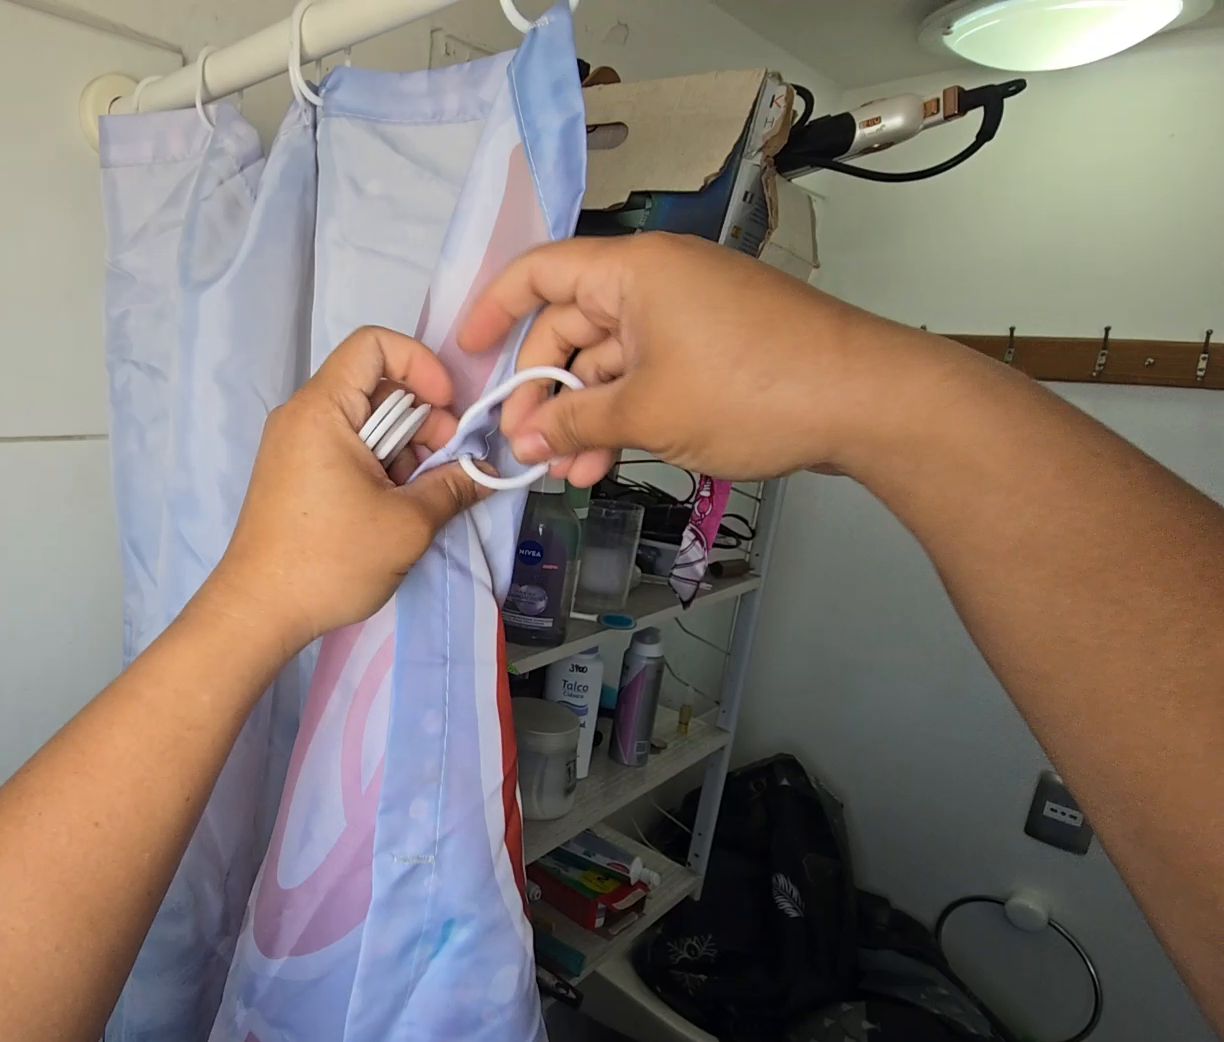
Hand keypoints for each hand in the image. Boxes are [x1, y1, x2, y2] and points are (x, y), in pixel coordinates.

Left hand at [205, 327, 492, 648]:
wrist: (258, 610)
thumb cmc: (330, 560)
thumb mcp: (407, 524)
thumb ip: (454, 486)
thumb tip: (485, 471)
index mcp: (321, 409)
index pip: (374, 344)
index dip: (421, 364)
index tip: (447, 409)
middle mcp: (301, 416)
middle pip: (374, 387)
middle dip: (422, 418)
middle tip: (447, 465)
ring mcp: (293, 447)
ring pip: (363, 423)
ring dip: (404, 450)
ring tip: (423, 496)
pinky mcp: (293, 475)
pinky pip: (345, 449)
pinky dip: (377, 466)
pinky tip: (394, 507)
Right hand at [458, 232, 952, 486]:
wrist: (872, 405)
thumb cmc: (747, 390)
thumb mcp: (642, 412)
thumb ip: (570, 425)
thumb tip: (522, 444)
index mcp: (631, 272)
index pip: (538, 272)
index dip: (492, 309)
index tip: (465, 353)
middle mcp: (652, 284)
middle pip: (566, 331)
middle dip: (541, 394)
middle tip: (523, 448)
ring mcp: (681, 317)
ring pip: (602, 365)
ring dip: (578, 419)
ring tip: (563, 472)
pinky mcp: (705, 349)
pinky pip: (639, 378)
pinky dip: (616, 418)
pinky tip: (599, 464)